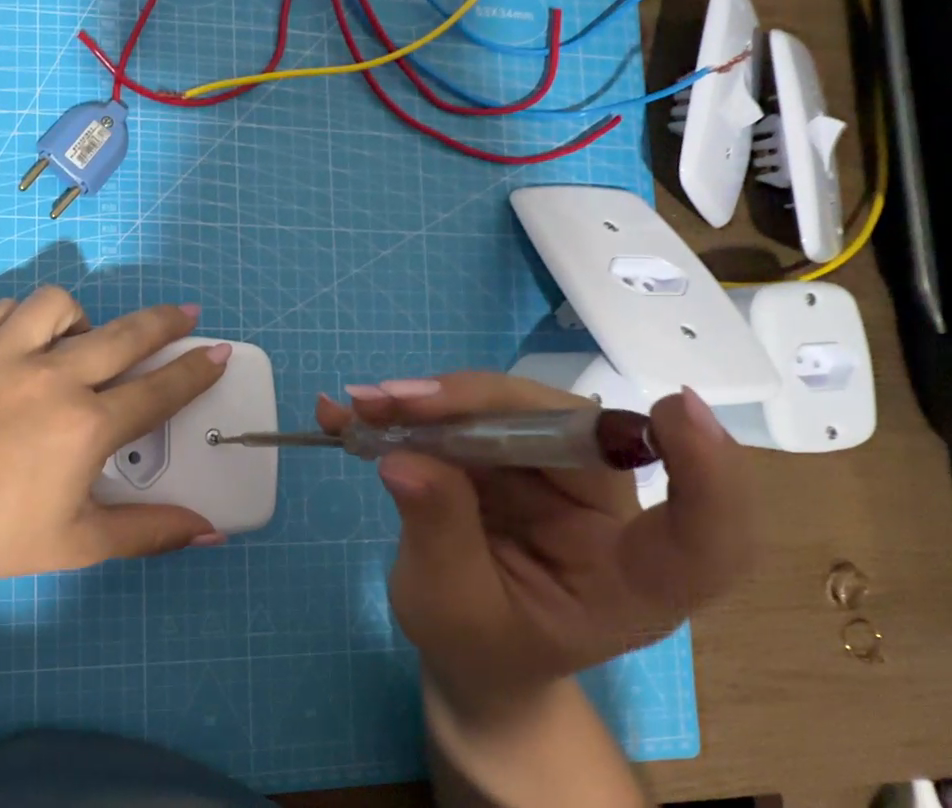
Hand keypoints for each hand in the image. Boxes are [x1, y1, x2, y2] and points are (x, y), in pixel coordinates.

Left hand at [0, 286, 229, 588]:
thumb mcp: (79, 542)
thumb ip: (150, 531)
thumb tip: (208, 530)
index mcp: (86, 426)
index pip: (157, 391)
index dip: (193, 371)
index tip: (214, 351)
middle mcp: (51, 377)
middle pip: (123, 336)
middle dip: (162, 323)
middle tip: (182, 316)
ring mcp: (3, 354)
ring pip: (57, 305)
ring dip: (80, 318)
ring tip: (80, 342)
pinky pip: (5, 310)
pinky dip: (23, 319)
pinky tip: (24, 344)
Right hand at [316, 374, 752, 703]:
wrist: (466, 650)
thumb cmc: (479, 647)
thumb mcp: (453, 607)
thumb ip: (439, 535)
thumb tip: (404, 458)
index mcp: (632, 576)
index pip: (701, 532)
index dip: (705, 472)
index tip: (678, 409)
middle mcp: (603, 512)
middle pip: (569, 434)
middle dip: (479, 405)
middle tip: (394, 403)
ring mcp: (552, 478)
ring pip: (508, 411)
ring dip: (430, 403)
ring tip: (360, 407)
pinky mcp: (504, 459)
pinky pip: (462, 420)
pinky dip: (404, 413)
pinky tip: (348, 414)